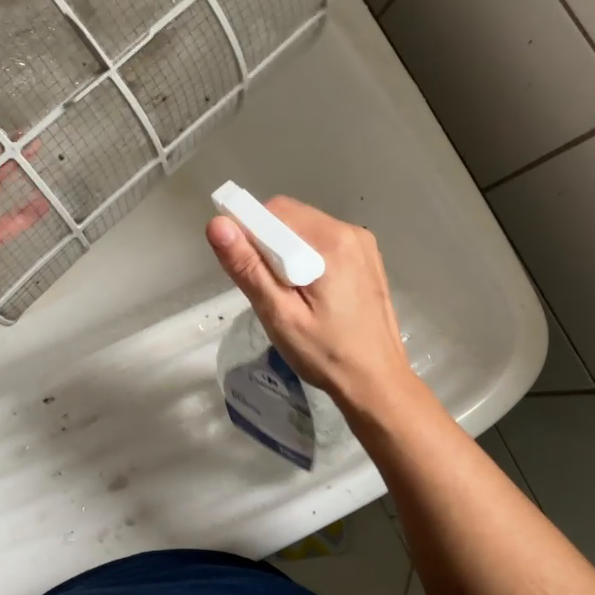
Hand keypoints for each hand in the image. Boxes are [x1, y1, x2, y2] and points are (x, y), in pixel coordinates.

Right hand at [206, 196, 420, 410]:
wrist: (377, 383)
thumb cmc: (325, 354)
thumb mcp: (279, 315)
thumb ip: (248, 268)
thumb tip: (217, 225)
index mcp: (331, 242)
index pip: (274, 212)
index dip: (249, 231)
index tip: (243, 266)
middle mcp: (350, 232)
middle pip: (290, 216)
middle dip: (267, 242)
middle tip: (265, 287)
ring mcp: (362, 244)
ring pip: (304, 228)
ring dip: (285, 250)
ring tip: (287, 294)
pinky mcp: (366, 258)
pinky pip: (322, 241)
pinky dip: (305, 256)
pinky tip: (308, 292)